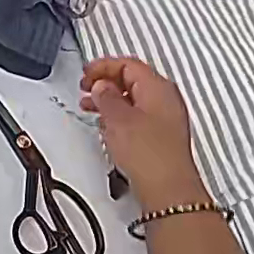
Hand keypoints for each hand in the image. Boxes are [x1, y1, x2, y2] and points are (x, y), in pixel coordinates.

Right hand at [80, 57, 209, 210]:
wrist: (167, 188)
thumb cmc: (150, 154)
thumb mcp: (118, 119)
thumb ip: (106, 97)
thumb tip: (102, 87)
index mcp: (158, 88)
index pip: (129, 64)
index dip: (104, 66)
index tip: (87, 73)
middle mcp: (165, 100)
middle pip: (133, 80)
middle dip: (106, 82)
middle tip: (86, 87)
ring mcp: (165, 119)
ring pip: (134, 100)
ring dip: (111, 100)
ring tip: (91, 107)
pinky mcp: (160, 137)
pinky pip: (137, 117)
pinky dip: (120, 116)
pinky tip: (108, 128)